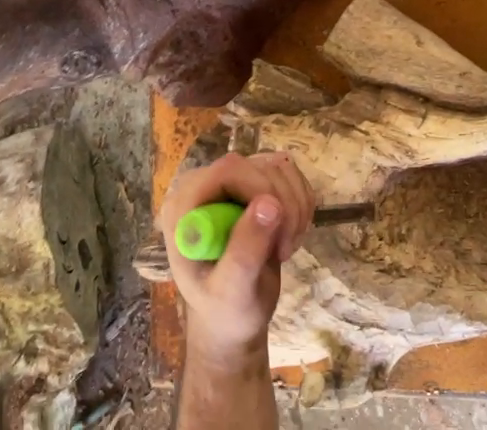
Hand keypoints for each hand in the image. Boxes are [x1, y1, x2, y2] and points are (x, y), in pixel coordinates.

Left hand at [157, 152, 315, 357]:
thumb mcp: (232, 291)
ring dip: (296, 206)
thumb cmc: (225, 312)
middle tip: (286, 247)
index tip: (277, 228)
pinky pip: (291, 176)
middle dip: (283, 205)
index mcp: (185, 207)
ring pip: (280, 168)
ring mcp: (233, 185)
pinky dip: (302, 203)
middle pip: (259, 166)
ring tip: (286, 245)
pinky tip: (291, 234)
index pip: (228, 169)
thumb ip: (244, 250)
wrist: (236, 320)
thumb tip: (269, 204)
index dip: (260, 189)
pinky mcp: (257, 187)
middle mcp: (206, 187)